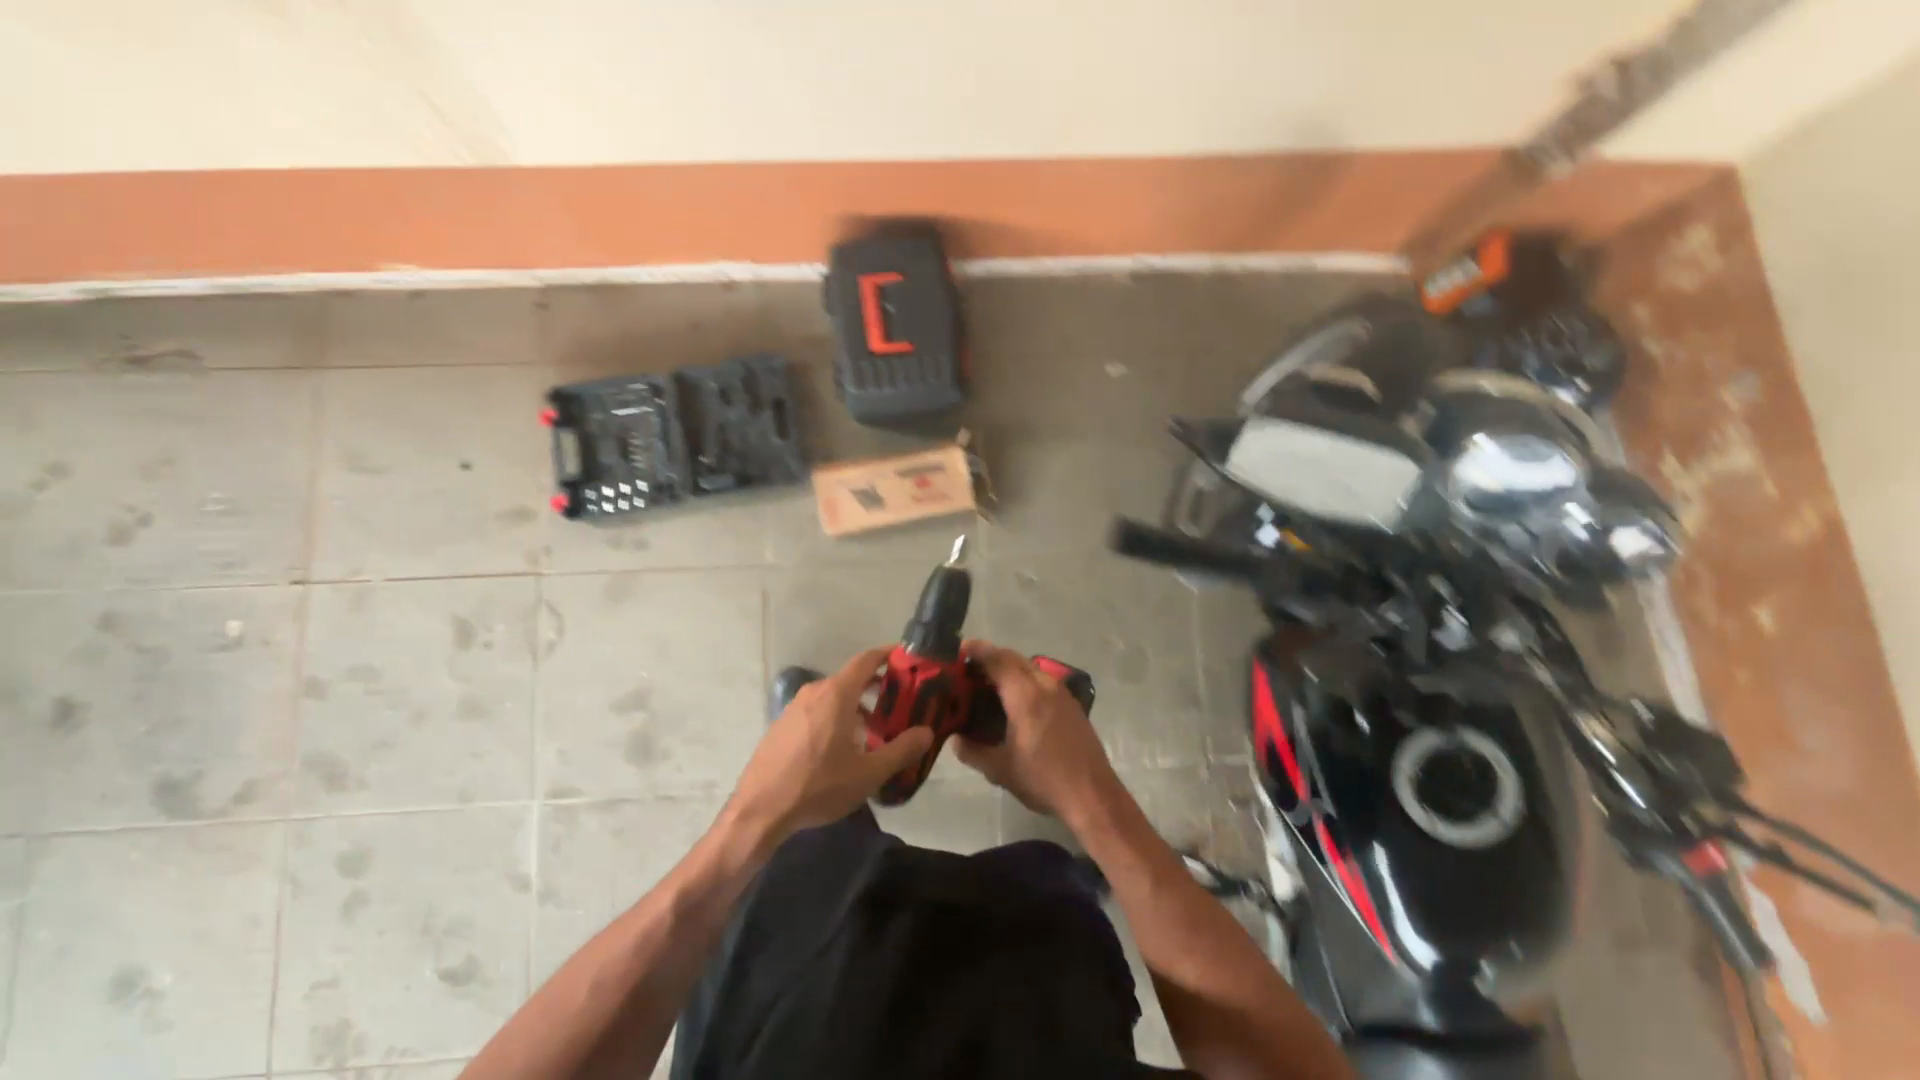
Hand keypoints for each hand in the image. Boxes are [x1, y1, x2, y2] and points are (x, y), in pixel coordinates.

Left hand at [724, 647, 934, 841]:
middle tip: (901, 705)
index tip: (909, 660)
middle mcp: (814, 692)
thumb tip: (927, 732)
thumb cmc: (819, 786)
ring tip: (875, 732)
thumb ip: (901, 750)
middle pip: (851, 679)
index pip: (867, 660)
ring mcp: (794, 708)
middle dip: (878, 688)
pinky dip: (836, 718)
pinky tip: (843, 748)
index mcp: (836, 694)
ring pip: (833, 697)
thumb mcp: (869, 773)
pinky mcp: (782, 726)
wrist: (760, 810)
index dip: (889, 655)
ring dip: (856, 706)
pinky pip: (817, 711)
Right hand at [952, 640, 1120, 822]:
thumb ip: (972, 751)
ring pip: (1030, 669)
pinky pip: (1042, 681)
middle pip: (1013, 658)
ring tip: (987, 686)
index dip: (976, 651)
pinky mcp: (1071, 705)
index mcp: (1025, 695)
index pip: (997, 659)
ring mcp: (1062, 693)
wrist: (1092, 795)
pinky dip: (1024, 681)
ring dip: (1008, 670)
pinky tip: (1015, 703)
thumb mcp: (1000, 770)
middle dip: (990, 658)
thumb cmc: (1043, 779)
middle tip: (967, 671)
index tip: (957, 651)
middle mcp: (1045, 685)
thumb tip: (955, 739)